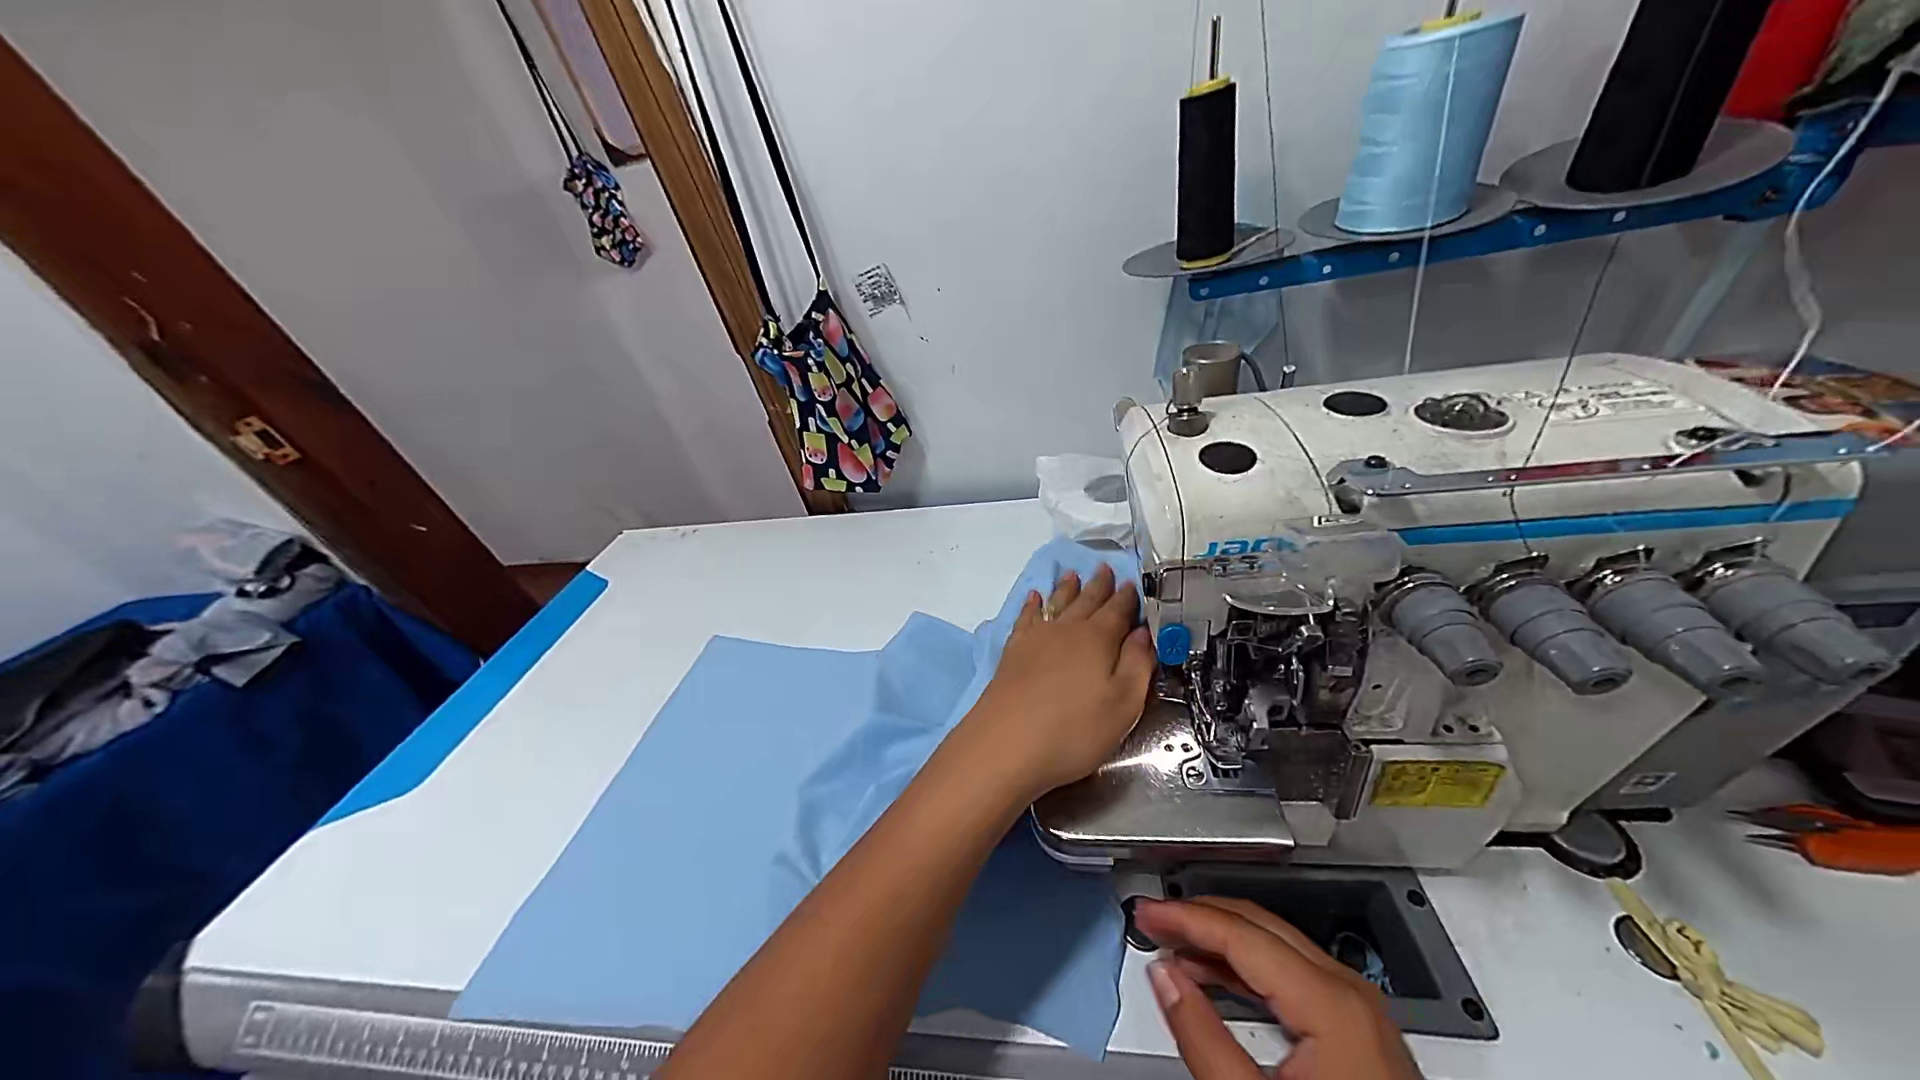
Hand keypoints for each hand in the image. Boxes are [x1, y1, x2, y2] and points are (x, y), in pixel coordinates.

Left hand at [942, 565, 1155, 802]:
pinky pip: (1026, 618)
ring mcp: (1036, 638)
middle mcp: (1066, 630)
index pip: (1118, 611)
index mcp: (1098, 639)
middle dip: (1099, 585)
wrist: (1005, 744)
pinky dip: (1032, 605)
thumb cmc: (1073, 730)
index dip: (1128, 598)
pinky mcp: (1013, 652)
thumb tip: (1144, 633)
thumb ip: (1138, 665)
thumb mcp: (1123, 704)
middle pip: (1086, 601)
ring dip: (1067, 589)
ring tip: (1072, 574)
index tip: (1133, 583)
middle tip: (1105, 568)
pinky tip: (1033, 598)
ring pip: (1056, 604)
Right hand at [1135, 897, 1422, 1079]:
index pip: (1241, 933)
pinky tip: (1213, 973)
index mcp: (1332, 1005)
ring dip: (1218, 939)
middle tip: (1153, 919)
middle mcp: (1351, 994)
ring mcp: (1358, 1008)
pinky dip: (1246, 964)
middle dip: (1198, 917)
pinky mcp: (1357, 1025)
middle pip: (1259, 925)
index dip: (1185, 917)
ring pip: (1274, 943)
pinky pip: (1291, 971)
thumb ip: (1203, 1039)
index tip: (1148, 913)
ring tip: (1173, 944)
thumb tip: (1165, 978)